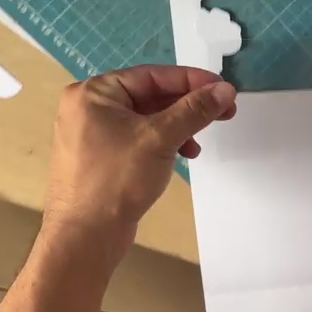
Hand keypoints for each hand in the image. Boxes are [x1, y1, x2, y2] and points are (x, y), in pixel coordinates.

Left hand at [44, 65, 236, 240]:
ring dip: (178, 127)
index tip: (223, 88)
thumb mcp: (160, 138)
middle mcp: (89, 108)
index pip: (151, 76)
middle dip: (187, 106)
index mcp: (94, 93)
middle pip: (149, 96)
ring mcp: (93, 135)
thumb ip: (194, 111)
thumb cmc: (117, 180)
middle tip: (223, 113)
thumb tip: (225, 89)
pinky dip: (163, 144)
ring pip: (146, 120)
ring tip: (199, 143)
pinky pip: (138, 140)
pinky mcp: (102, 159)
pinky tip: (181, 156)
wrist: (86, 236)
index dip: (191, 80)